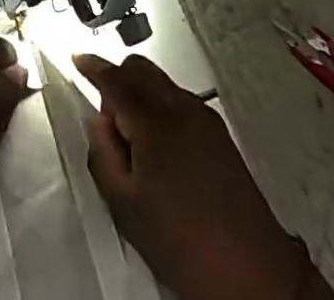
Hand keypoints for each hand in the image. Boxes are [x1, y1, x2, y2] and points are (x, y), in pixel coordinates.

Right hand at [74, 54, 333, 299]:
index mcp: (154, 123)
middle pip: (141, 69)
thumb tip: (97, 124)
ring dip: (140, 93)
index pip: (115, 80)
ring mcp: (205, 120)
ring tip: (135, 143)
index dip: (92, 66)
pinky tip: (159, 148)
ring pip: (161, 82)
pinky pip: (179, 100)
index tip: (78, 60)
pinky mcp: (220, 134)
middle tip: (108, 121)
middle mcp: (182, 110)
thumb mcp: (124, 203)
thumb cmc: (184, 242)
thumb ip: (101, 153)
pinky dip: (160, 106)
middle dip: (117, 80)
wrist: (254, 273)